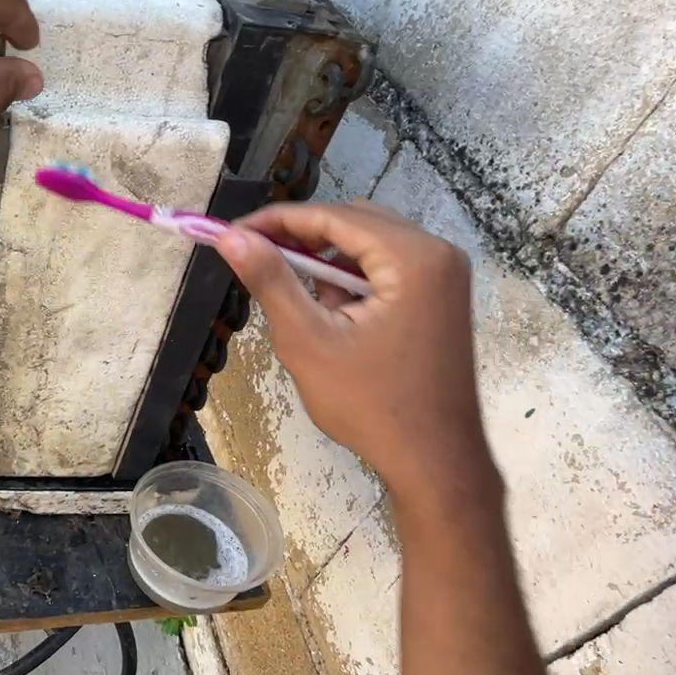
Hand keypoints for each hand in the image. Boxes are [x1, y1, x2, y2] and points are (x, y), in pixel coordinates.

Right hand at [215, 202, 491, 500]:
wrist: (432, 458)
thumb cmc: (368, 403)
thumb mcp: (307, 340)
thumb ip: (270, 280)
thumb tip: (230, 237)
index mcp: (412, 256)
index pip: (332, 216)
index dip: (276, 220)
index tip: (231, 234)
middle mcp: (437, 252)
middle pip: (354, 222)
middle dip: (302, 239)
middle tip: (256, 261)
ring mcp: (445, 275)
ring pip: (369, 245)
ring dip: (326, 262)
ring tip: (297, 299)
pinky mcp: (441, 298)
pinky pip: (387, 269)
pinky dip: (351, 280)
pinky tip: (332, 314)